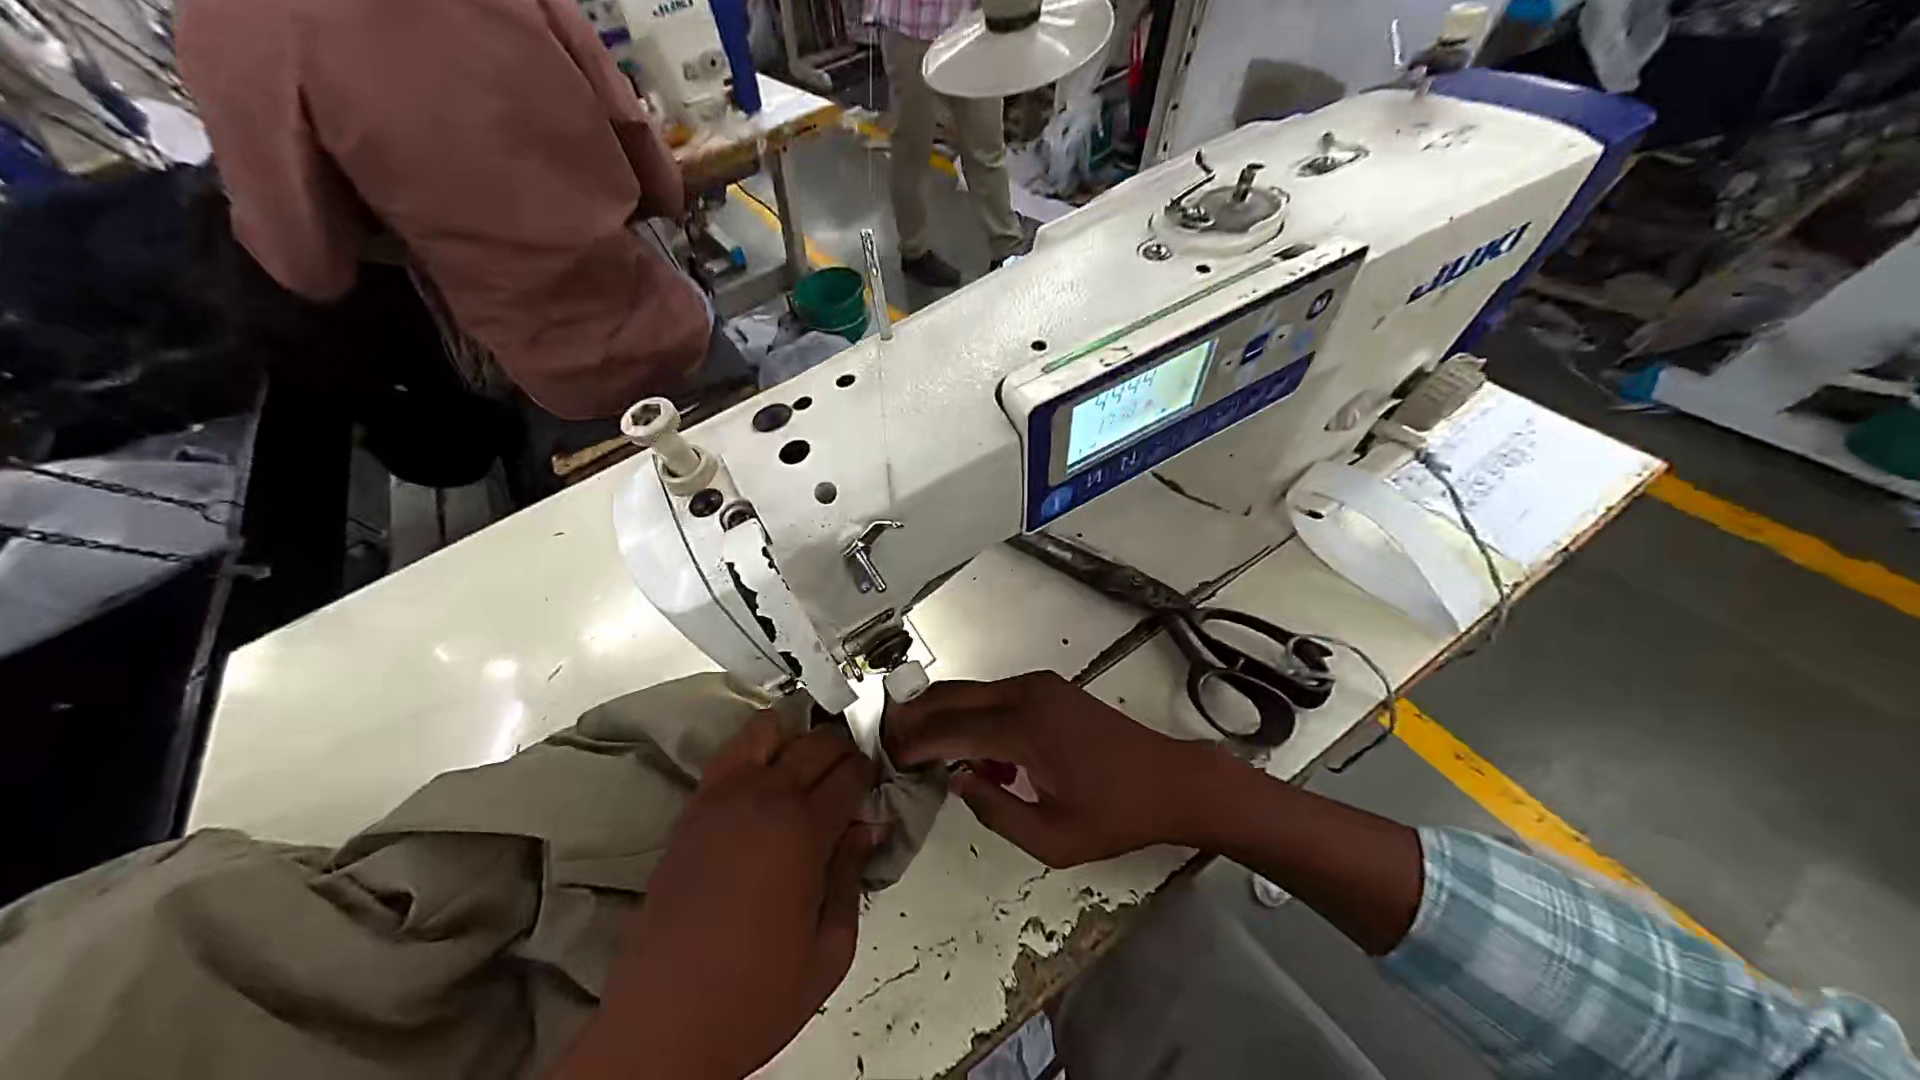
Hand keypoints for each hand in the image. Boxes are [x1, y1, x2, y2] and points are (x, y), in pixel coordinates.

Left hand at [561, 714, 878, 1079]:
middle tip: (854, 769)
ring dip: (800, 737)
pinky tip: (769, 762)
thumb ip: (852, 877)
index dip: (870, 773)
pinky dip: (757, 742)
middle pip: (816, 745)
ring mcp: (722, 799)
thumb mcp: (830, 950)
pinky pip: (730, 752)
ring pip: (771, 732)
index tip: (876, 782)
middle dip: (843, 749)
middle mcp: (764, 801)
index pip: (850, 775)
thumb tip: (868, 830)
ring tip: (813, 759)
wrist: (663, 1023)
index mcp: (804, 832)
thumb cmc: (753, 996)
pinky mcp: (692, 809)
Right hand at [886, 671, 1232, 867]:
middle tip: (890, 742)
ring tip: (924, 751)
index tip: (889, 757)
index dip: (915, 743)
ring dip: (944, 716)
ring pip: (971, 690)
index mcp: (1025, 728)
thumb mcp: (1053, 837)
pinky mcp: (1049, 687)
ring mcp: (1040, 684)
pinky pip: (994, 695)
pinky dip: (974, 716)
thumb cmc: (1115, 814)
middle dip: (916, 716)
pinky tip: (980, 755)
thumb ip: (995, 811)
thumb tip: (956, 781)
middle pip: (953, 695)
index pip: (951, 729)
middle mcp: (1027, 693)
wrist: (1170, 779)